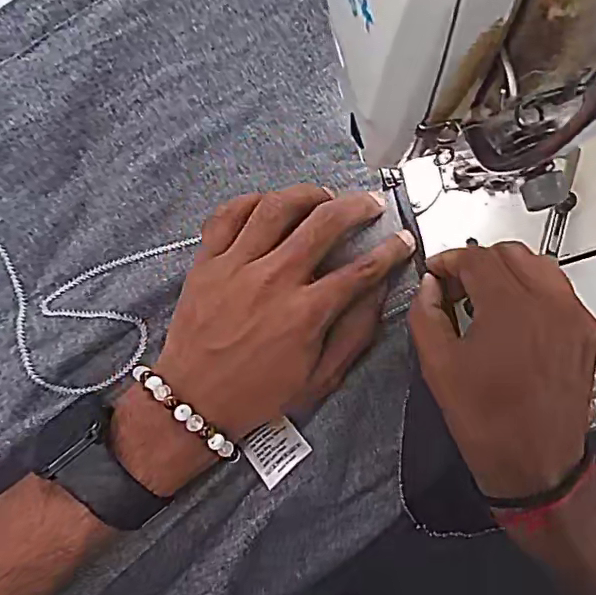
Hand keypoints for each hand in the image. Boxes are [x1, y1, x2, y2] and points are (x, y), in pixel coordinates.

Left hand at [110, 185, 413, 494]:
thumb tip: (378, 295)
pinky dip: (251, 201)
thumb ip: (354, 334)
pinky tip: (269, 204)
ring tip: (323, 195)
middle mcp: (273, 281)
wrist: (195, 400)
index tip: (400, 241)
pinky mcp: (207, 263)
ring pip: (277, 207)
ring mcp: (236, 267)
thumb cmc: (256, 393)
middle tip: (370, 204)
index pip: (361, 268)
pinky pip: (228, 215)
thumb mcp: (318, 377)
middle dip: (358, 207)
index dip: (390, 250)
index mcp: (304, 313)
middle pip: (325, 222)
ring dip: (308, 194)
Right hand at [406, 242, 595, 500]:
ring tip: (484, 300)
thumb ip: (426, 316)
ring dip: (507, 273)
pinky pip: (559, 293)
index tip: (437, 271)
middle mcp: (550, 306)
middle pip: (509, 253)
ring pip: (539, 267)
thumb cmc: (494, 426)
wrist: (536, 464)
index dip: (449, 261)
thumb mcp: (439, 367)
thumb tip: (428, 290)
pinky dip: (534, 293)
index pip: (477, 258)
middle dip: (477, 264)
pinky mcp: (586, 334)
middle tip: (455, 286)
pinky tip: (514, 318)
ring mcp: (574, 318)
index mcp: (512, 309)